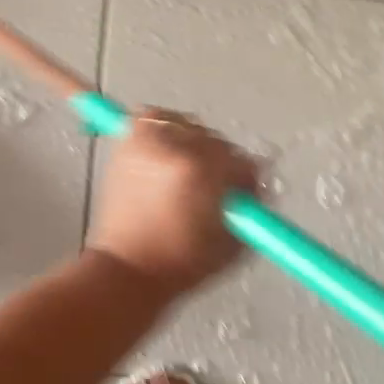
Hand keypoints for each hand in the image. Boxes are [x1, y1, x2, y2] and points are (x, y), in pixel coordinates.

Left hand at [88, 108, 258, 298]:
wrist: (126, 266)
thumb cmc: (182, 264)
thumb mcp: (232, 243)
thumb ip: (250, 207)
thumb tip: (257, 181)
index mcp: (201, 172)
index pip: (241, 161)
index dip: (245, 179)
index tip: (242, 193)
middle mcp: (174, 147)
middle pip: (214, 141)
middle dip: (220, 162)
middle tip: (213, 187)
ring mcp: (146, 139)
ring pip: (186, 125)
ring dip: (192, 143)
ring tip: (187, 169)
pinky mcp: (127, 138)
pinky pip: (154, 116)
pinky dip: (164, 126)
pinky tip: (168, 149)